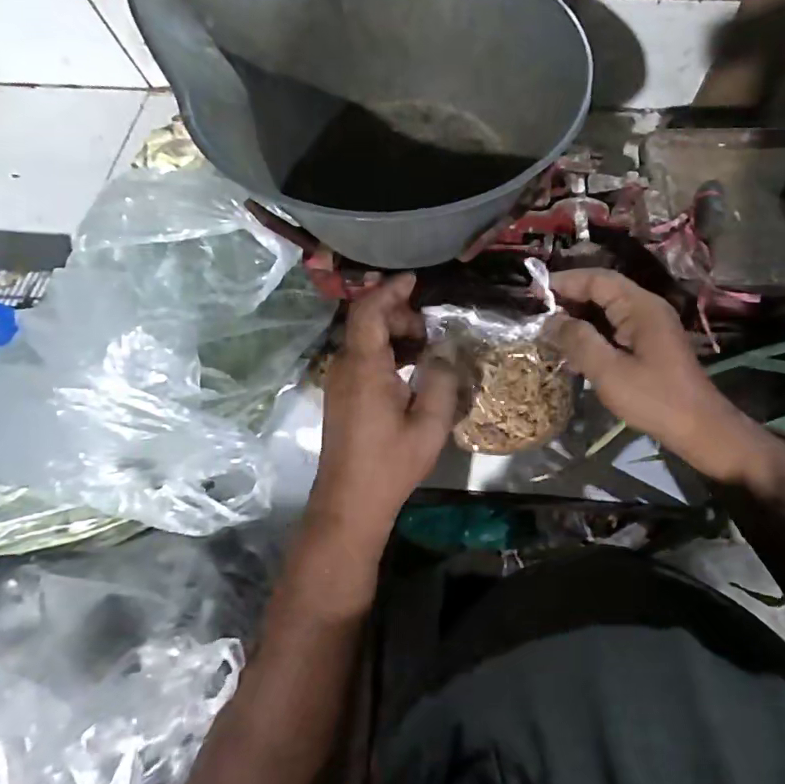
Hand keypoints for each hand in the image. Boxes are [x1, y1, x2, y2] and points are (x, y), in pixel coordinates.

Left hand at [313, 274, 458, 530]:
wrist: (350, 502)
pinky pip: (362, 358)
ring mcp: (340, 381)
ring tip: (426, 347)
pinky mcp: (342, 395)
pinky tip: (412, 368)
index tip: (415, 280)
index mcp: (364, 367)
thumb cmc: (390, 464)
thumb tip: (445, 352)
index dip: (390, 290)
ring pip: (364, 339)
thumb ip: (442, 380)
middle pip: (367, 321)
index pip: (369, 311)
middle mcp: (345, 367)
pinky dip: (386, 351)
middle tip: (431, 329)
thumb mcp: (430, 425)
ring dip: (394, 333)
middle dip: (399, 314)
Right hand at [548, 269, 755, 481]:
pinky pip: (616, 326)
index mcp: (640, 306)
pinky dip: (593, 332)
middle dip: (569, 298)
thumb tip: (550, 321)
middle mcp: (647, 308)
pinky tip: (573, 349)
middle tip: (536, 313)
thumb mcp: (609, 371)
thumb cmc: (654, 399)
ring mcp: (651, 325)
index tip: (534, 292)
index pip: (597, 279)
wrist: (700, 428)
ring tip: (549, 331)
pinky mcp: (651, 343)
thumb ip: (578, 341)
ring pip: (607, 309)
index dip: (564, 281)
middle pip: (602, 290)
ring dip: (579, 317)